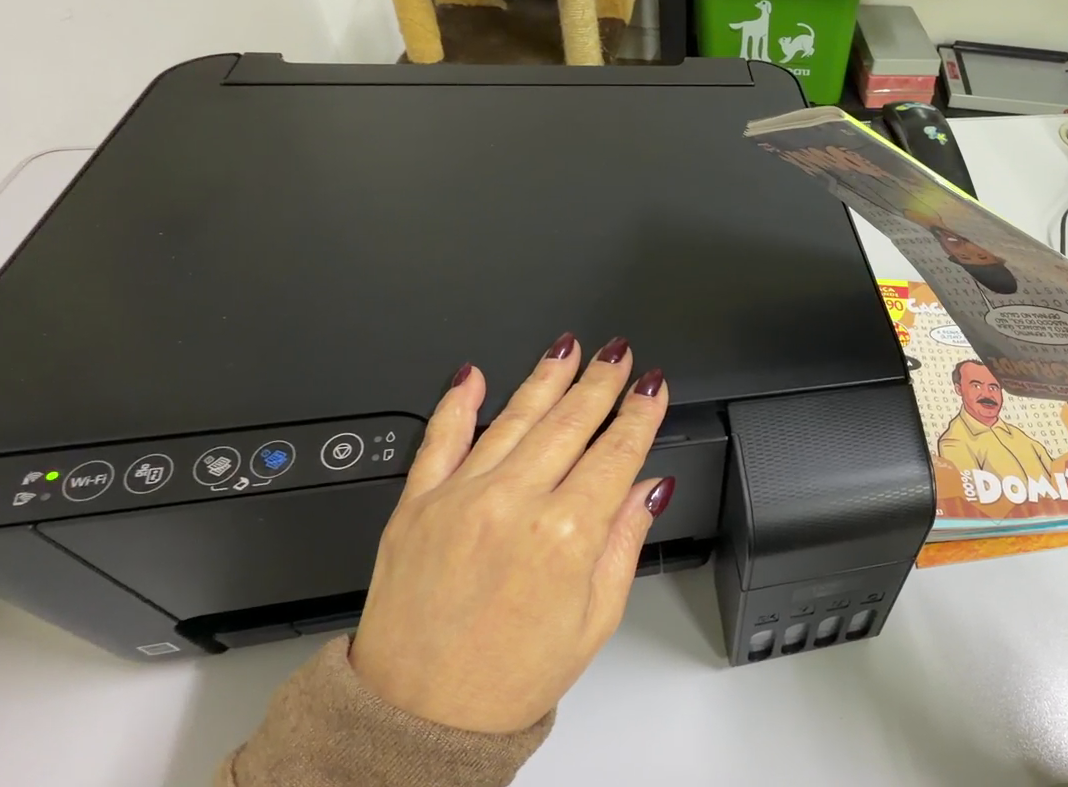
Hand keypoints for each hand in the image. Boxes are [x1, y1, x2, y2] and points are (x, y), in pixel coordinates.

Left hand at [347, 334, 675, 733]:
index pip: (618, 450)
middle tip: (619, 355)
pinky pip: (439, 437)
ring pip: (515, 416)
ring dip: (548, 376)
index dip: (641, 412)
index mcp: (566, 535)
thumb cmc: (508, 677)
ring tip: (570, 348)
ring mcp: (460, 500)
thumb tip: (647, 487)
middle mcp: (513, 506)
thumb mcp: (596, 617)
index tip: (652, 387)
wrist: (417, 718)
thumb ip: (625, 540)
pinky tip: (474, 375)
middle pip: (572, 420)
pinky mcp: (415, 506)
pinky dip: (458, 401)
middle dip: (602, 381)